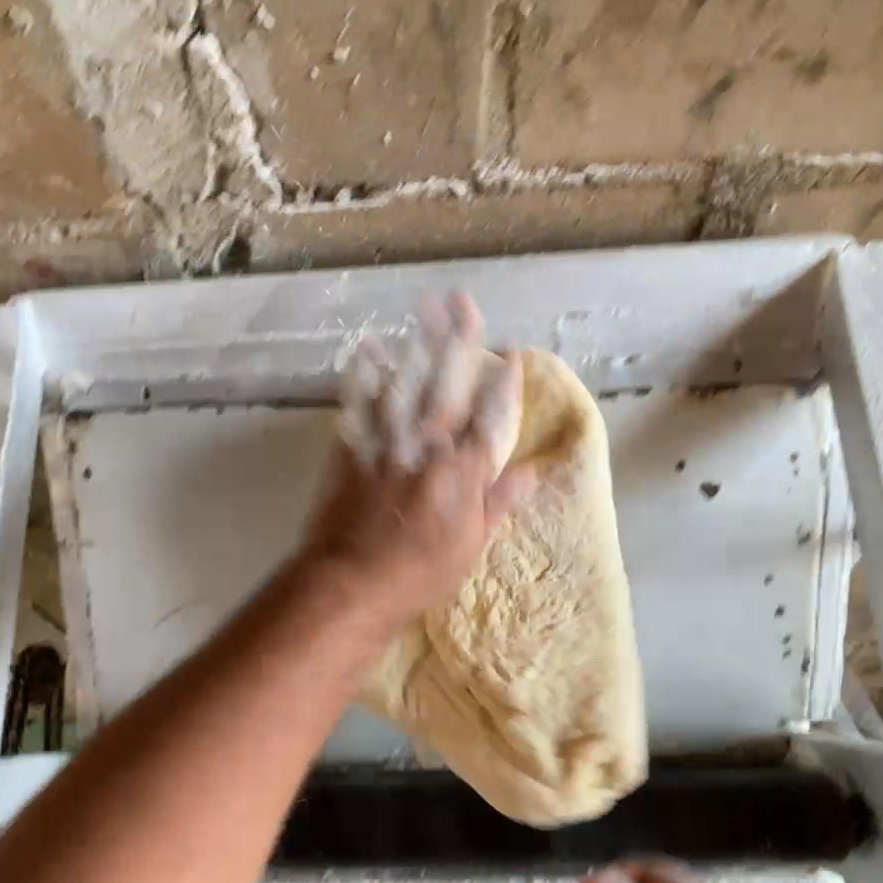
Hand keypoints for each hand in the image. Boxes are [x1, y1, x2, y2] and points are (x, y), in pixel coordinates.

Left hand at [295, 291, 535, 627]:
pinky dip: (365, 371)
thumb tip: (532, 470)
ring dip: (416, 341)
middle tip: (461, 300)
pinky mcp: (352, 447)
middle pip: (447, 383)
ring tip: (424, 306)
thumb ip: (499, 501)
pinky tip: (368, 346)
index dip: (502, 384)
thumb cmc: (418, 572)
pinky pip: (360, 400)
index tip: (511, 353)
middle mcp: (428, 446)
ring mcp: (387, 442)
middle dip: (458, 339)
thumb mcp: (471, 545)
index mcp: (464, 472)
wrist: (350, 582)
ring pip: (406, 381)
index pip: (490, 417)